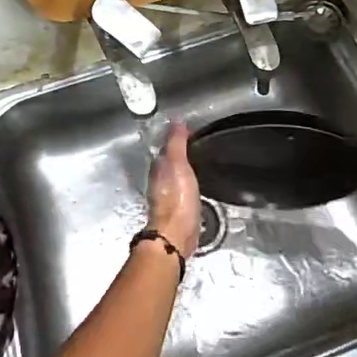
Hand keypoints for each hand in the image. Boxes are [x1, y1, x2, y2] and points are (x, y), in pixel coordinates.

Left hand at [146, 121, 200, 252]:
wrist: (176, 236)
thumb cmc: (177, 200)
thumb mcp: (178, 165)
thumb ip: (176, 144)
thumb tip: (176, 120)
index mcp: (158, 168)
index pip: (166, 147)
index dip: (176, 138)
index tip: (189, 130)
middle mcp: (159, 181)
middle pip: (169, 161)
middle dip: (180, 153)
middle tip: (196, 144)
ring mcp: (168, 196)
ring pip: (175, 176)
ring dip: (184, 168)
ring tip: (198, 162)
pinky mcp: (178, 210)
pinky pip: (183, 190)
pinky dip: (188, 183)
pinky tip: (196, 185)